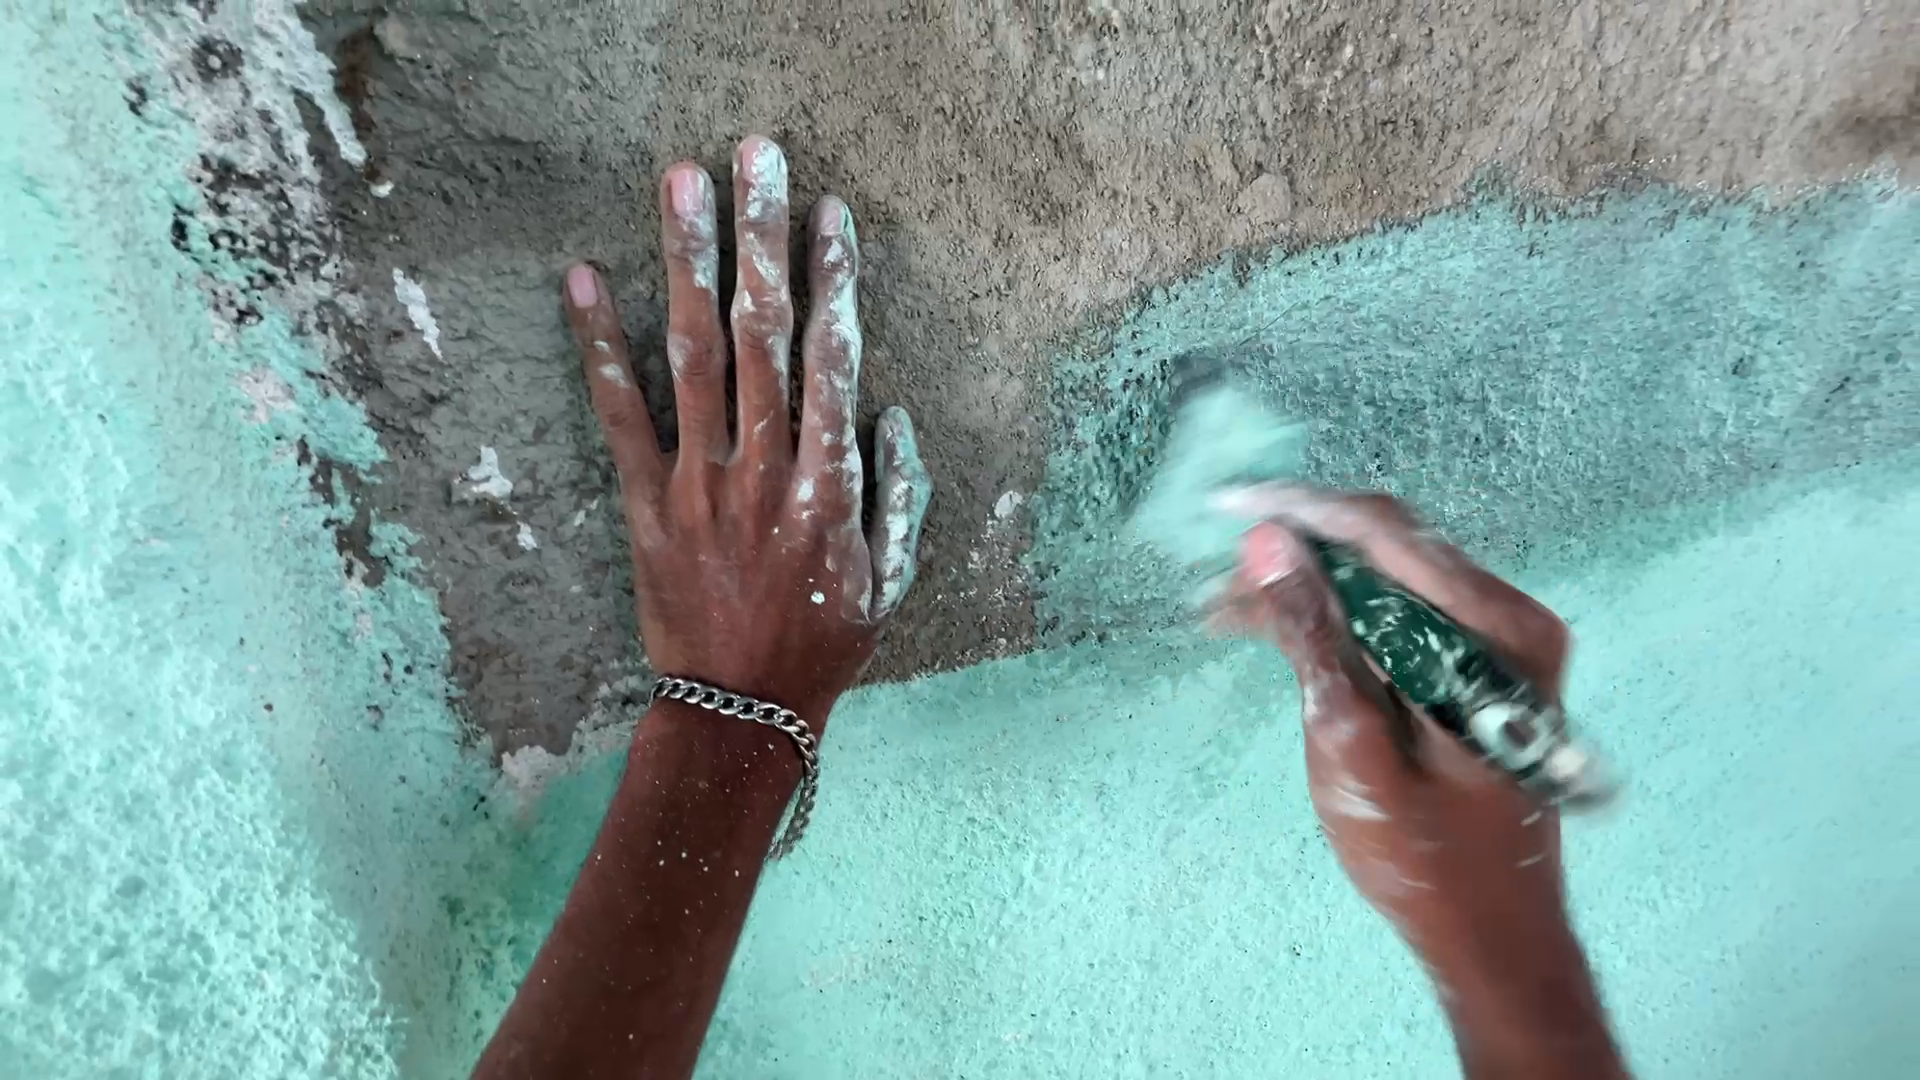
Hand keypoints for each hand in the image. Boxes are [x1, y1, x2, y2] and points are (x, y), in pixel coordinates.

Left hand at [560, 136, 930, 721]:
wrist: (742, 708)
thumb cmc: (826, 643)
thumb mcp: (892, 581)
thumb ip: (900, 495)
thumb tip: (891, 414)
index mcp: (830, 487)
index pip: (834, 363)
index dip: (835, 284)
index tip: (829, 215)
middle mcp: (765, 469)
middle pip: (764, 336)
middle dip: (762, 240)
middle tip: (755, 157)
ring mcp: (699, 483)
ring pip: (694, 356)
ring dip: (688, 265)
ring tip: (683, 184)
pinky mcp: (646, 505)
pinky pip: (619, 416)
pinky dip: (597, 348)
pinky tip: (583, 279)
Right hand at [1215, 486, 1625, 1075]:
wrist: (1485, 929)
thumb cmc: (1421, 849)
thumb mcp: (1349, 738)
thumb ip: (1310, 634)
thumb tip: (1268, 542)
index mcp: (1496, 627)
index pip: (1383, 530)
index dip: (1298, 510)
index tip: (1226, 504)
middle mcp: (1499, 614)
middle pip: (1374, 548)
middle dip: (1287, 556)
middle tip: (1215, 585)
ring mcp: (1480, 635)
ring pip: (1367, 577)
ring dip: (1294, 588)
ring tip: (1222, 612)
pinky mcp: (1454, 657)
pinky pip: (1376, 611)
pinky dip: (1318, 617)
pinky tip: (1263, 629)